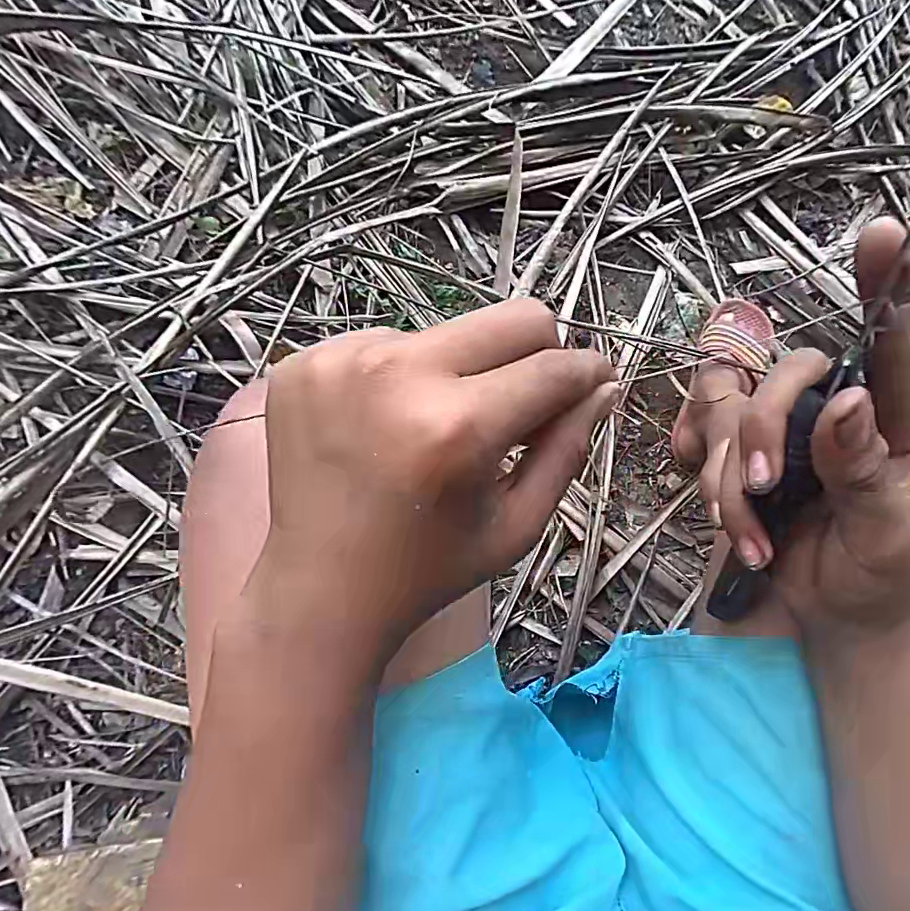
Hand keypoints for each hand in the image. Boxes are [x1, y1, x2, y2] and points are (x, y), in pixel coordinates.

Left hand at [251, 299, 616, 655]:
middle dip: (541, 356)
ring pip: (453, 330)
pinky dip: (410, 378)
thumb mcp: (516, 525)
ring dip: (467, 372)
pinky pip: (392, 343)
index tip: (597, 382)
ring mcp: (342, 359)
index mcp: (457, 428)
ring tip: (444, 430)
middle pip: (513, 319)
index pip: (553, 368)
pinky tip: (393, 427)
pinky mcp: (306, 361)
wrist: (322, 591)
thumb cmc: (427, 571)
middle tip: (528, 405)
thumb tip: (603, 388)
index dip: (587, 374)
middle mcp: (398, 374)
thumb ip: (568, 450)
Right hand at [686, 220, 909, 638]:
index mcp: (895, 422)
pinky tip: (718, 507)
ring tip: (750, 536)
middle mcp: (833, 413)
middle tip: (761, 488)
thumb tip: (842, 403)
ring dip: (727, 474)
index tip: (883, 236)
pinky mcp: (734, 457)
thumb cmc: (874, 576)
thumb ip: (864, 469)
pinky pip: (698, 432)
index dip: (891, 286)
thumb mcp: (885, 532)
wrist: (823, 620)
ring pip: (731, 406)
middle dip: (761, 428)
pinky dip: (700, 471)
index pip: (894, 344)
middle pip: (786, 370)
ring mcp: (780, 434)